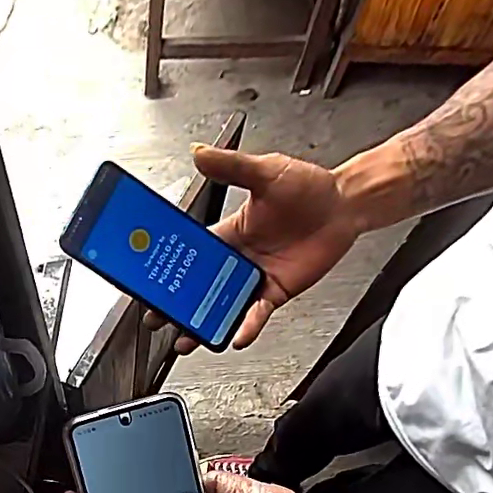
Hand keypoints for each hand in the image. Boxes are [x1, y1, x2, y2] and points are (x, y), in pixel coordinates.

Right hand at [166, 145, 363, 353]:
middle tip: (155, 317)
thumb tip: (199, 153)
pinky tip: (236, 337)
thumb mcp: (265, 172)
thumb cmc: (307, 188)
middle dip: (175, 305)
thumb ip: (231, 167)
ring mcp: (253, 279)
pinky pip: (256, 314)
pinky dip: (246, 327)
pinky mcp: (274, 293)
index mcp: (227, 234)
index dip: (169, 267)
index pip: (190, 254)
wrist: (343, 206)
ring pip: (221, 308)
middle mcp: (236, 260)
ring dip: (203, 324)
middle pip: (198, 288)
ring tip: (186, 338)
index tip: (149, 278)